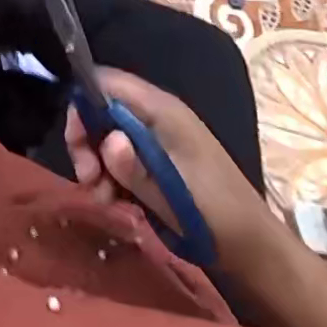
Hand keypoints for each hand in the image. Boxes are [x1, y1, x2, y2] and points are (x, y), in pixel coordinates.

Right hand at [66, 68, 274, 258]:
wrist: (251, 244)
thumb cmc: (212, 213)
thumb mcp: (168, 193)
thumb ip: (133, 166)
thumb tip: (107, 139)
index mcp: (162, 109)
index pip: (108, 82)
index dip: (84, 103)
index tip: (76, 141)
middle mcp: (158, 115)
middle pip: (103, 109)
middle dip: (87, 141)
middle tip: (87, 179)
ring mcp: (160, 137)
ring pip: (109, 135)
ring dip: (98, 164)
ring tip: (103, 198)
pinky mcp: (160, 159)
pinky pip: (124, 155)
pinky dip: (113, 175)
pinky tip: (116, 201)